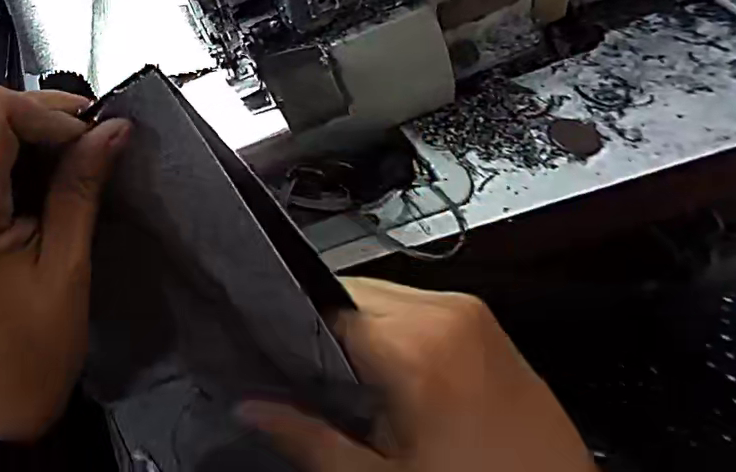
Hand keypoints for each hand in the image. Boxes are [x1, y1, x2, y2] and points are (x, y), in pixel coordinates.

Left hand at [0, 85, 130, 440]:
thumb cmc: (29, 357)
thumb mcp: (66, 269)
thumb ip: (81, 186)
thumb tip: (112, 127)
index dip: (46, 112)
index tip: (89, 135)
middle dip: (46, 121)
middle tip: (96, 140)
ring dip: (36, 140)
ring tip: (81, 160)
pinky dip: (20, 160)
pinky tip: (52, 179)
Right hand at [240, 278, 594, 471]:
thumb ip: (310, 439)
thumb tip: (248, 408)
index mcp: (416, 346)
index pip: (324, 307)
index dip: (300, 334)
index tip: (288, 363)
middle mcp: (444, 311)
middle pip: (352, 296)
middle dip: (334, 334)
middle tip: (336, 390)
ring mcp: (471, 312)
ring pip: (381, 296)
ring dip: (365, 330)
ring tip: (374, 389)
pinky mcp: (486, 321)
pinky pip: (417, 306)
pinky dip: (399, 330)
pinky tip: (406, 378)